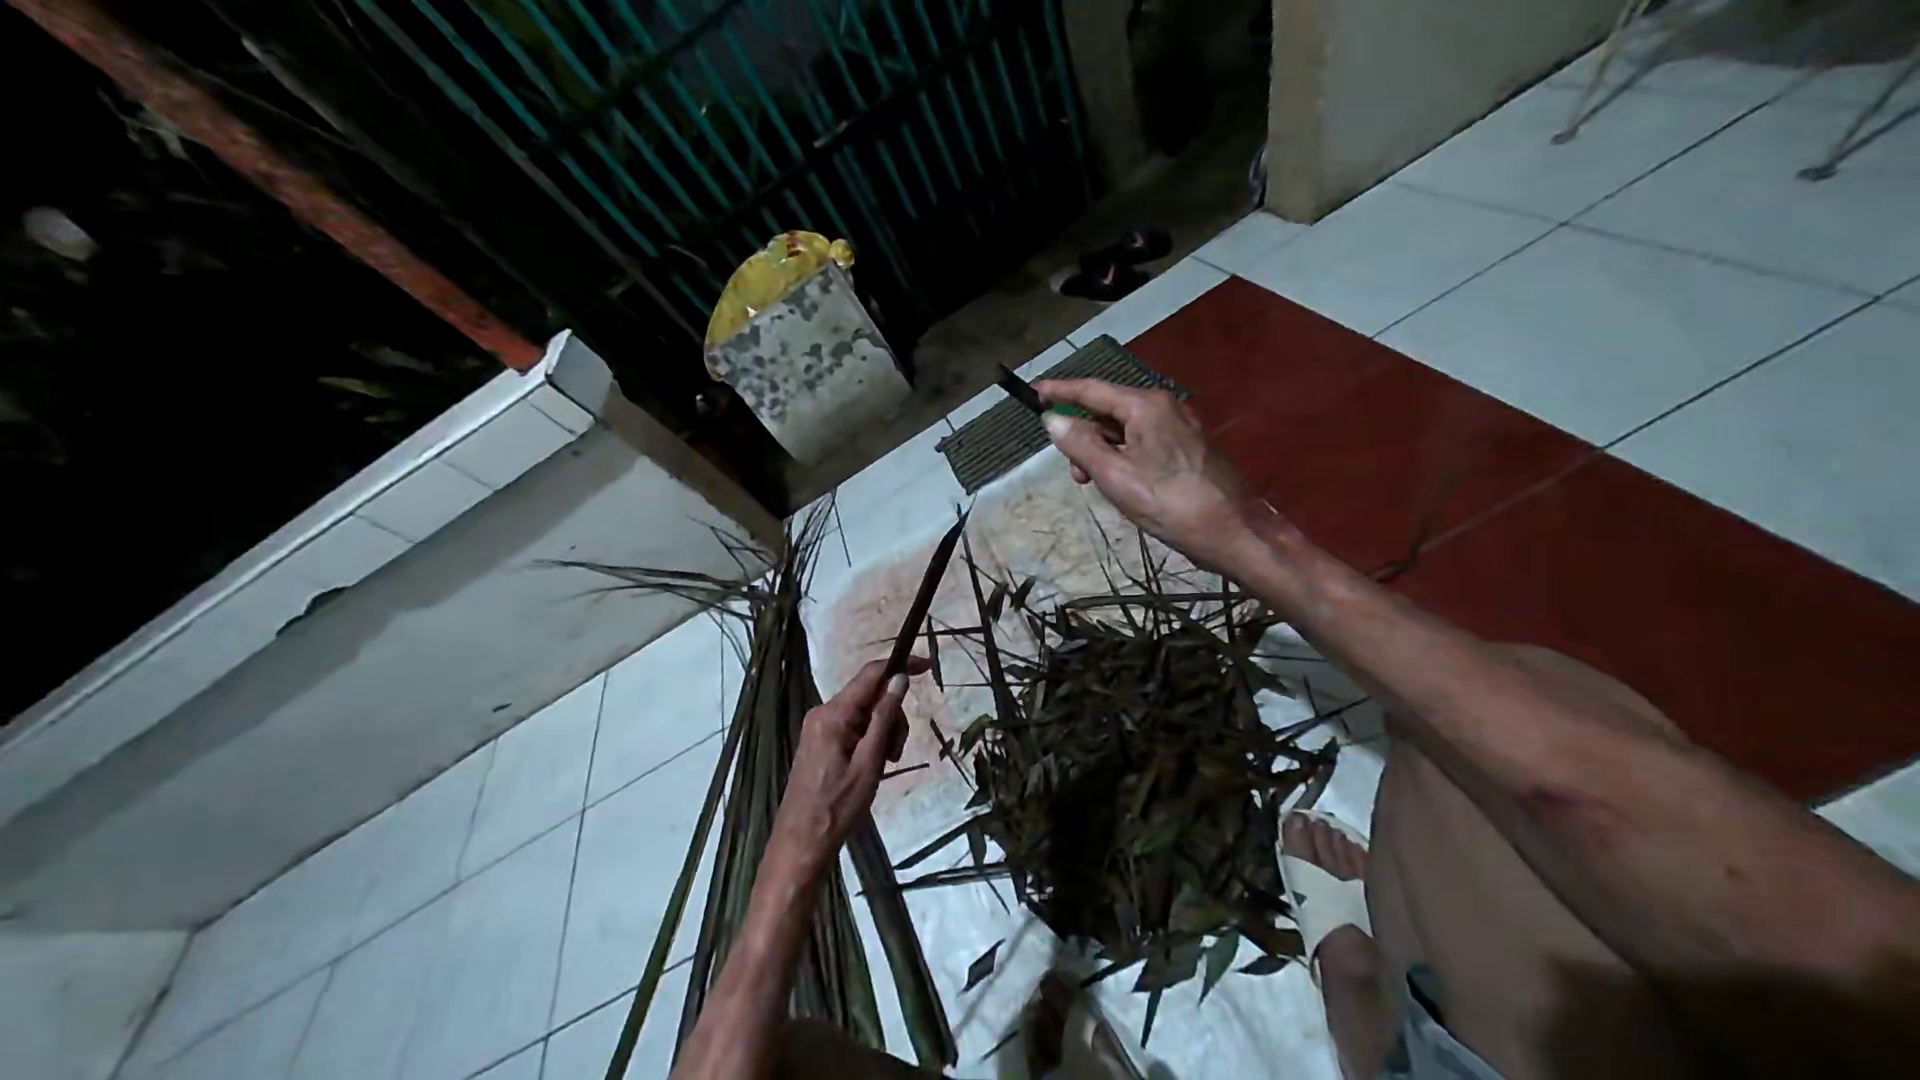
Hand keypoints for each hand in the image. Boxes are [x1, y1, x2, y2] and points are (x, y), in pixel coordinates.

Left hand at [771, 656, 929, 870]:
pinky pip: (853, 727)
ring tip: (885, 764)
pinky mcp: (819, 741)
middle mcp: (823, 712)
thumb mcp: (870, 761)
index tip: (928, 667)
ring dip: (883, 731)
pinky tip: (873, 765)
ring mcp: (819, 727)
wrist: (802, 842)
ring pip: (864, 713)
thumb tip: (899, 678)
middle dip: (892, 716)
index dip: (900, 665)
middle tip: (897, 752)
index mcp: (833, 714)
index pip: (871, 674)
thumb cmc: (838, 805)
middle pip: (870, 696)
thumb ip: (884, 717)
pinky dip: (870, 739)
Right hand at [1036, 379, 1269, 569]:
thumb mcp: (1115, 475)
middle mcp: (1164, 407)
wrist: (1232, 531)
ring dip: (1102, 452)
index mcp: (1146, 405)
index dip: (1059, 391)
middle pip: (1108, 410)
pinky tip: (1120, 485)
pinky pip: (1142, 443)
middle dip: (1083, 435)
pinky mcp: (1186, 448)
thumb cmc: (1169, 502)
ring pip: (1124, 430)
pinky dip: (1122, 458)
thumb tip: (1053, 420)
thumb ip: (1081, 444)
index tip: (1033, 393)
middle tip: (1075, 474)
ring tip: (1097, 485)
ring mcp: (1178, 427)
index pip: (1092, 389)